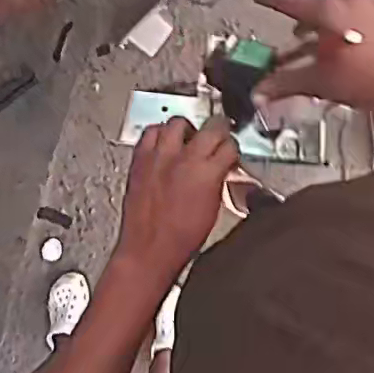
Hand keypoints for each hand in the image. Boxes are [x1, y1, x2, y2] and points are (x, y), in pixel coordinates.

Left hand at [115, 117, 238, 277]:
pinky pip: (150, 133)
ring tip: (188, 136)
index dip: (233, 147)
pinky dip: (159, 134)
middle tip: (218, 136)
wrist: (149, 250)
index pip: (230, 144)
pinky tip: (163, 142)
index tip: (231, 150)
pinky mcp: (140, 159)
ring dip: (187, 128)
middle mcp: (184, 159)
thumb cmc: (179, 238)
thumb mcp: (213, 207)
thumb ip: (218, 179)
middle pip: (210, 126)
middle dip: (219, 130)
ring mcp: (160, 156)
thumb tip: (221, 167)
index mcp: (208, 172)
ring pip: (177, 121)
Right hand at [253, 0, 373, 113]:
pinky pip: (356, 16)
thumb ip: (284, 83)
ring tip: (321, 54)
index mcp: (331, 11)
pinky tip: (346, 51)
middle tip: (295, 45)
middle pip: (316, 11)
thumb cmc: (372, 79)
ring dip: (324, 31)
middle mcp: (351, 1)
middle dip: (303, 30)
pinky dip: (345, 29)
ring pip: (336, 14)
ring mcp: (370, 5)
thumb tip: (262, 90)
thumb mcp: (319, 82)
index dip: (271, 1)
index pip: (291, 2)